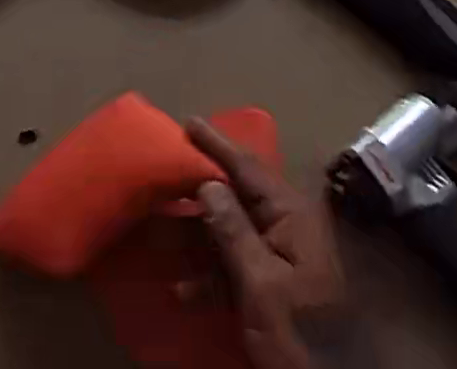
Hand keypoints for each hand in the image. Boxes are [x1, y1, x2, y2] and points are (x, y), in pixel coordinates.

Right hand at [187, 117, 347, 368]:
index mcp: (290, 216)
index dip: (217, 144)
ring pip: (227, 233)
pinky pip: (231, 266)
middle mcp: (283, 227)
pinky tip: (181, 291)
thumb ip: (233, 231)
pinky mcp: (268, 286)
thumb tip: (208, 183)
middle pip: (235, 197)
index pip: (248, 168)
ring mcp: (276, 257)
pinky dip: (207, 275)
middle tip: (164, 172)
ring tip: (156, 230)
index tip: (188, 123)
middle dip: (198, 190)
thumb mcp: (262, 284)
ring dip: (194, 237)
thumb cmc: (300, 334)